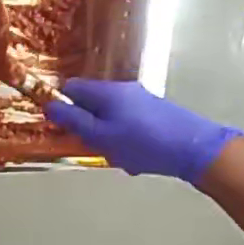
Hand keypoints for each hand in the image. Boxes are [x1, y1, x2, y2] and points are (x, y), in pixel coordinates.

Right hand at [44, 80, 243, 183]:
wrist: (194, 148)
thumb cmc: (142, 143)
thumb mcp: (100, 135)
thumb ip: (73, 120)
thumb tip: (49, 105)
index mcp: (106, 91)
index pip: (71, 87)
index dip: (61, 104)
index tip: (60, 126)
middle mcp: (123, 89)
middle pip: (91, 102)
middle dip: (86, 125)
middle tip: (91, 146)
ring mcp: (141, 100)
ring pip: (109, 116)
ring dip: (106, 135)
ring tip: (115, 155)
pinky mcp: (155, 112)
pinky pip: (127, 123)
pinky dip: (124, 139)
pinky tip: (134, 157)